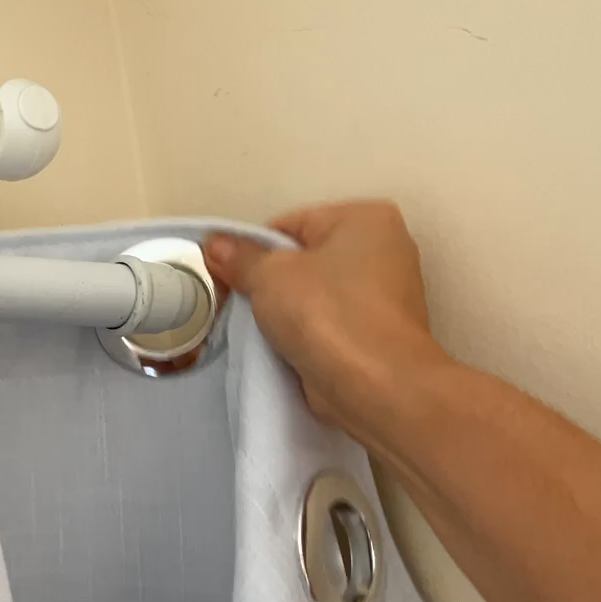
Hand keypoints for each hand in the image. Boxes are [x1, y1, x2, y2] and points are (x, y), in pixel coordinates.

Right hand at [203, 200, 450, 438]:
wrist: (373, 383)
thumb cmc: (327, 314)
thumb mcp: (268, 276)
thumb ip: (238, 257)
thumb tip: (216, 244)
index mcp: (365, 218)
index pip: (288, 226)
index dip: (251, 252)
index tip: (231, 279)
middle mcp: (384, 249)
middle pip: (301, 260)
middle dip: (267, 282)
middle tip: (241, 305)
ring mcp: (384, 294)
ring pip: (310, 294)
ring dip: (282, 311)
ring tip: (261, 330)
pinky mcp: (375, 332)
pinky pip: (324, 323)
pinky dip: (302, 333)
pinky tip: (283, 348)